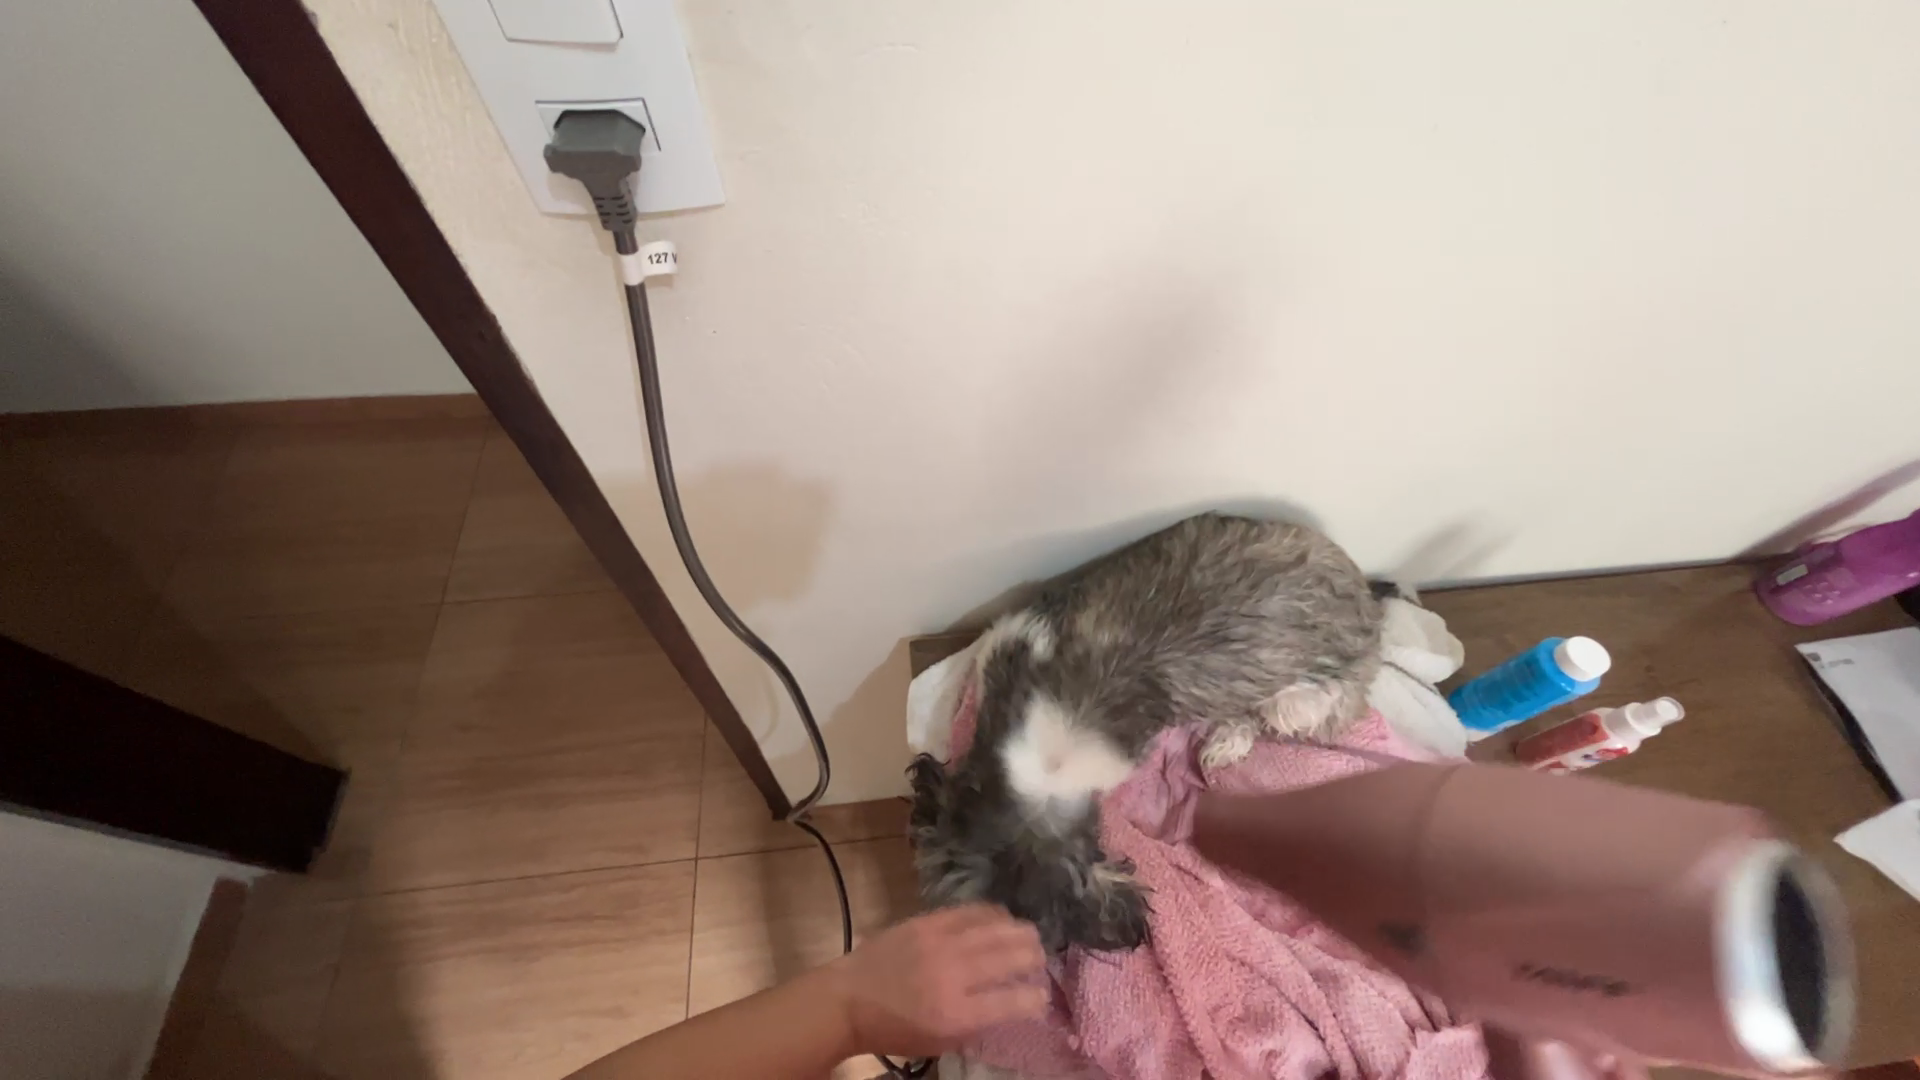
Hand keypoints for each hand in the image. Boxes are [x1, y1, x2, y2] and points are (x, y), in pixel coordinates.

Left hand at [828, 904, 1049, 1058]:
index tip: (1043, 996)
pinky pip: (970, 910)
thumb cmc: (896, 1029)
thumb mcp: (941, 1041)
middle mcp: (954, 975)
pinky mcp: (929, 920)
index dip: (1035, 998)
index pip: (1011, 1002)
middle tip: (1041, 959)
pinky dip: (992, 913)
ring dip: (1019, 931)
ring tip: (1030, 936)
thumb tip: (1009, 1002)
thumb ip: (977, 1022)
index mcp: (957, 1015)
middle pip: (1009, 956)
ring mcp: (941, 942)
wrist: (852, 998)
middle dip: (1033, 956)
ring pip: (995, 927)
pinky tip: (1002, 917)